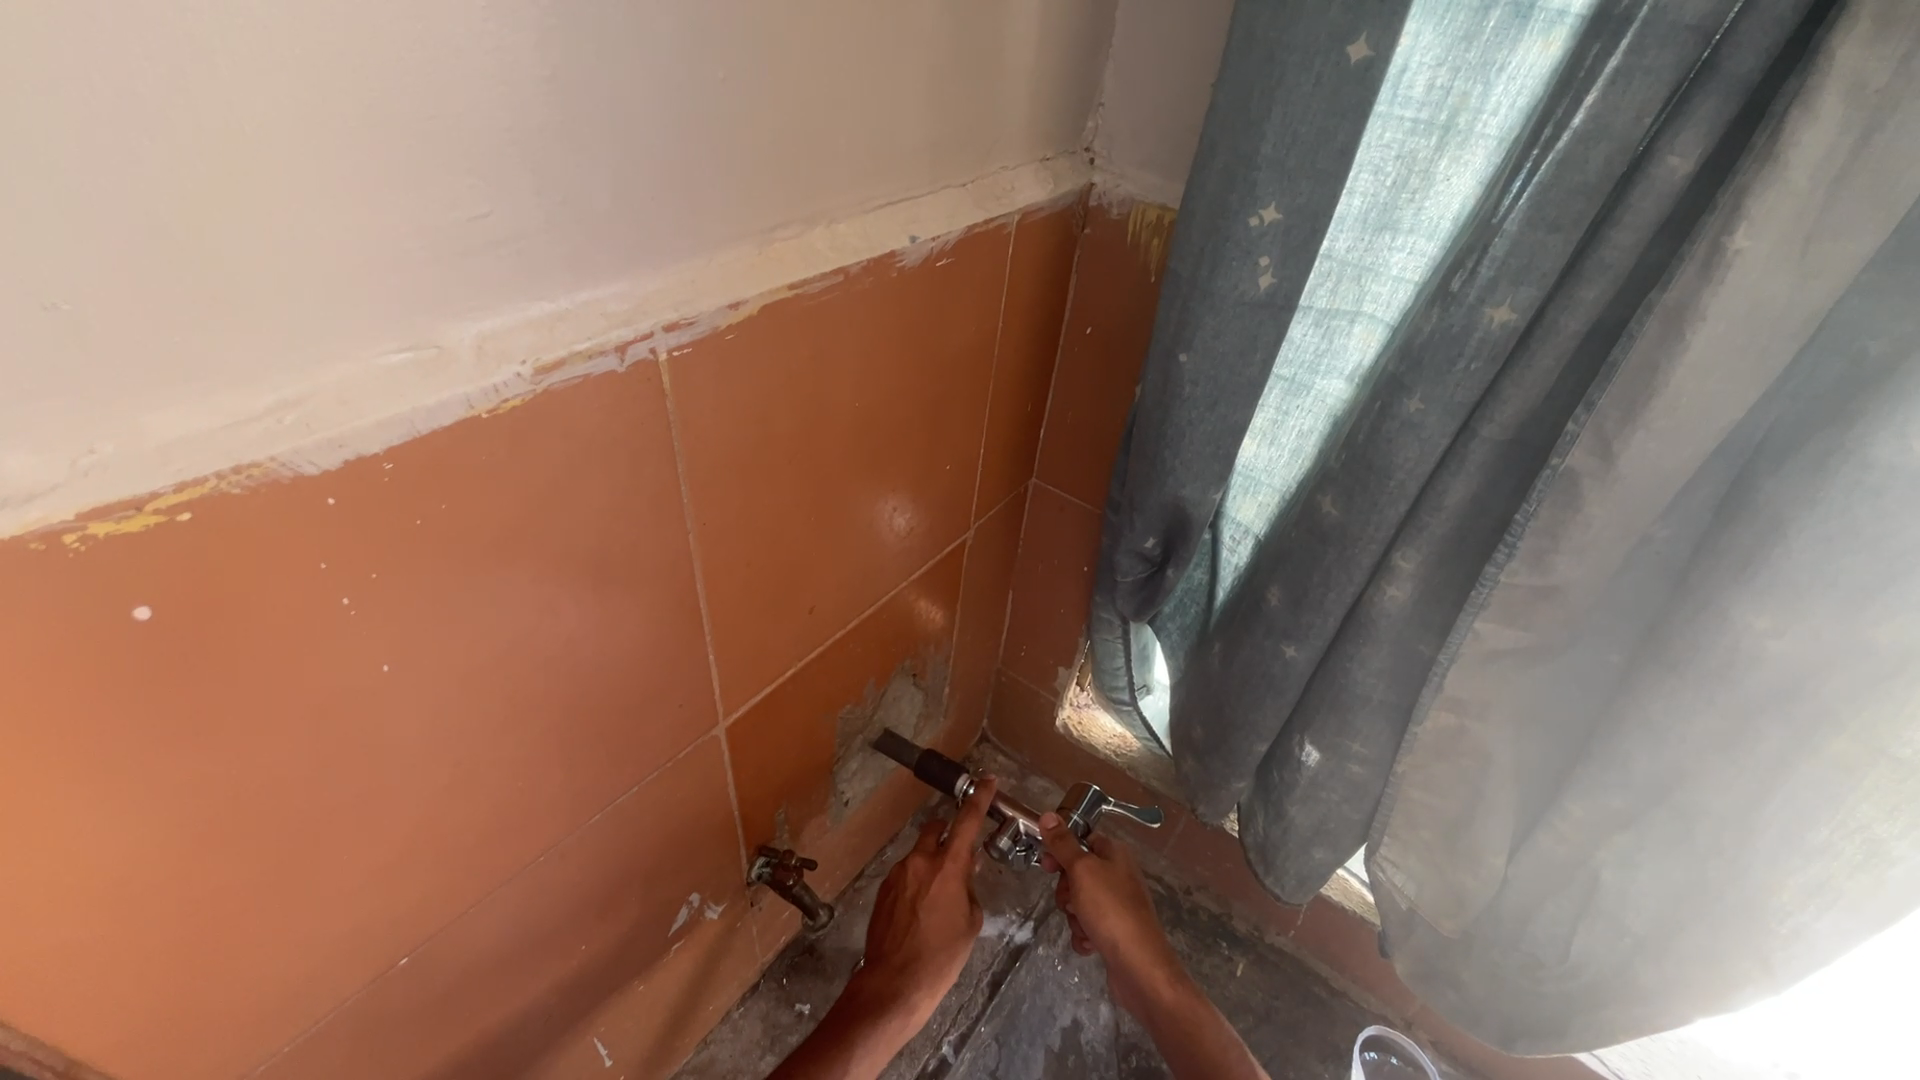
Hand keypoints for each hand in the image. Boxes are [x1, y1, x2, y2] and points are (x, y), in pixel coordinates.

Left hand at [849, 776, 996, 1024]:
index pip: (968, 821)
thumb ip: (970, 888)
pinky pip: (907, 874)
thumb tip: (966, 872)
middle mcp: (920, 861)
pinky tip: (922, 912)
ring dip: (932, 864)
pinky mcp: (884, 889)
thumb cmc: (941, 957)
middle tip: (960, 856)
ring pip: (920, 854)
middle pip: (936, 829)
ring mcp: (898, 873)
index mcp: (948, 867)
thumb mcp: (970, 922)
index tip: (988, 780)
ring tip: (940, 899)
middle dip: (949, 834)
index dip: (980, 798)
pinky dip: (918, 882)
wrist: (894, 983)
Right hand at [1038, 810, 1184, 1018]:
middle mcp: (1118, 876)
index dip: (1062, 851)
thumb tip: (1047, 814)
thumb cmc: (1111, 910)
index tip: (1047, 866)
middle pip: (1077, 873)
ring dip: (1074, 916)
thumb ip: (1063, 844)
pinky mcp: (1115, 932)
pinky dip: (1084, 935)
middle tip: (1071, 900)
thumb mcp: (1082, 870)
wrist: (1139, 966)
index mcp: (1115, 855)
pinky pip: (1088, 926)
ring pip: (1079, 902)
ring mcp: (1118, 906)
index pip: (1082, 840)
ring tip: (1085, 925)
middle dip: (1066, 890)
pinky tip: (1091, 944)